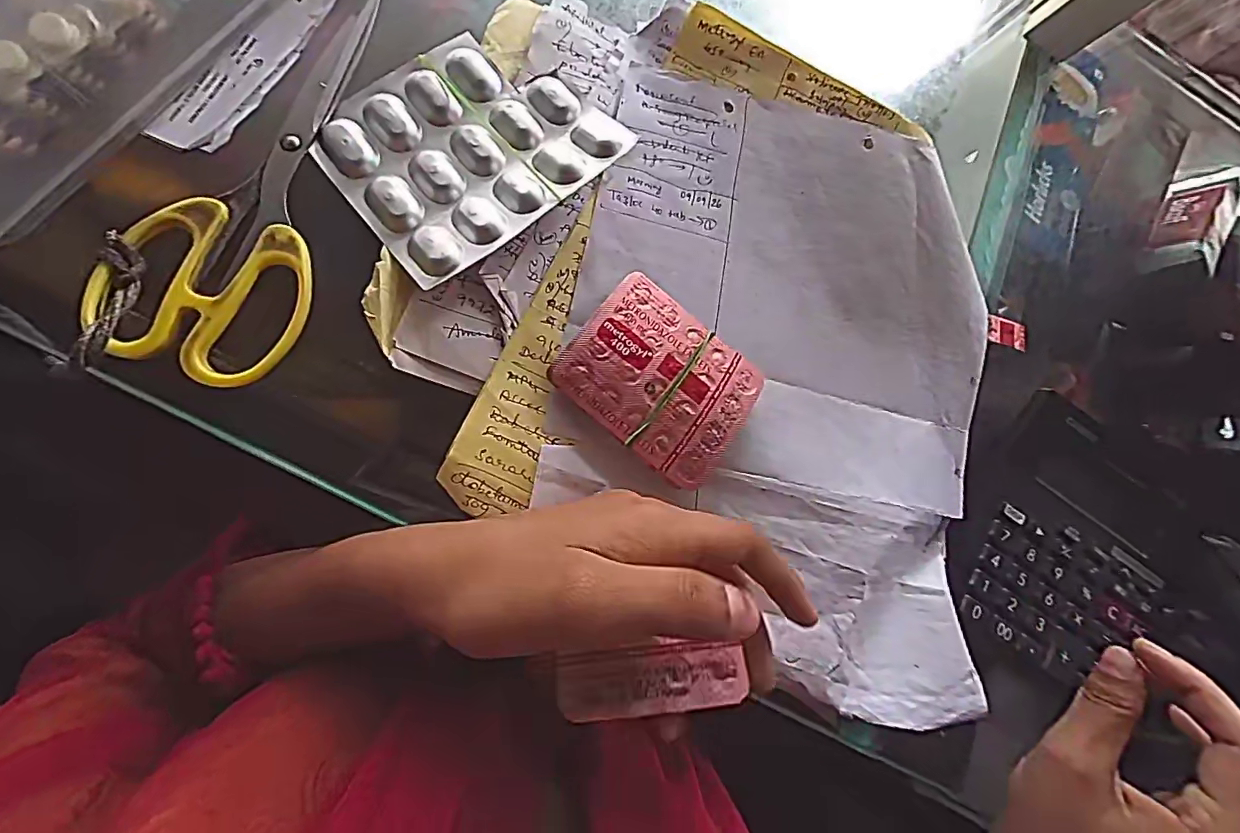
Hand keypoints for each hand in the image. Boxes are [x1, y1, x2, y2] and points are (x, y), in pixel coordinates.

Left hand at [385, 491, 819, 695]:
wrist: (433, 579)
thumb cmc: (511, 590)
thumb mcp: (595, 602)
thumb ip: (674, 600)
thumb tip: (747, 611)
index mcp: (650, 527)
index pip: (737, 541)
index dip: (777, 578)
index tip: (805, 625)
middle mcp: (640, 528)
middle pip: (711, 575)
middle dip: (736, 633)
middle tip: (741, 693)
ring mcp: (612, 546)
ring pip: (675, 596)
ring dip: (690, 651)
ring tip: (680, 713)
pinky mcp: (588, 567)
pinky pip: (639, 606)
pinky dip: (652, 646)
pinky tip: (636, 687)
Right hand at [998, 639, 1239, 832]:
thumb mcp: (1067, 768)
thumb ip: (1100, 709)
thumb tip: (1123, 661)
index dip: (1197, 685)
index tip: (1147, 654)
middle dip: (1213, 703)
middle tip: (1158, 669)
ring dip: (1217, 727)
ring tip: (1163, 690)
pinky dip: (1213, 752)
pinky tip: (1176, 730)